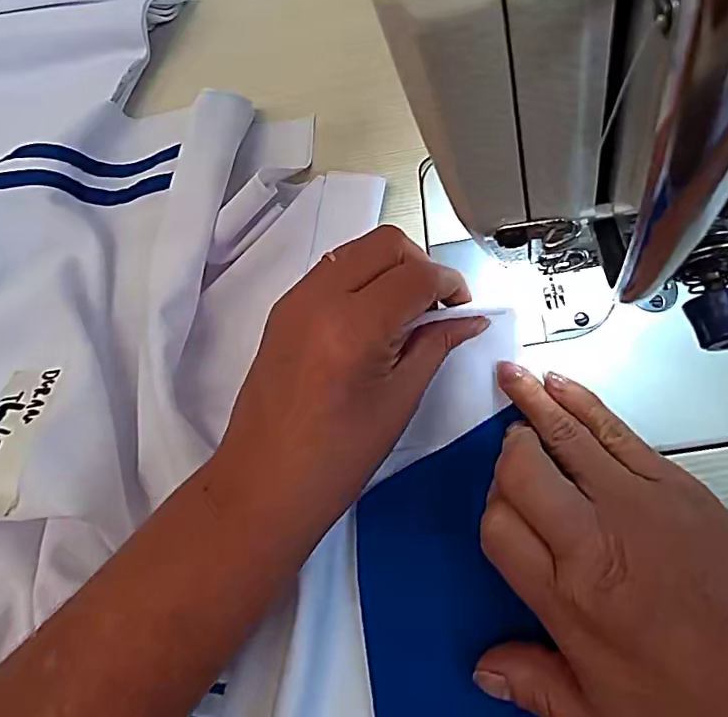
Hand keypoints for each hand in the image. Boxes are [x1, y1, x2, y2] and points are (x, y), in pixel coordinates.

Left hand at [216, 225, 487, 532]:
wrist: (263, 484)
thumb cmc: (330, 460)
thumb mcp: (400, 400)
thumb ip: (436, 346)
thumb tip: (464, 320)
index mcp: (353, 327)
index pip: (417, 274)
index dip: (450, 284)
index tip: (463, 303)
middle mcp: (320, 301)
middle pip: (387, 243)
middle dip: (422, 263)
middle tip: (438, 303)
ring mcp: (297, 300)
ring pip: (359, 249)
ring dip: (392, 265)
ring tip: (408, 310)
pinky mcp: (285, 308)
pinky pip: (334, 268)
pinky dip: (363, 276)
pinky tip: (376, 314)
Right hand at [475, 363, 727, 716]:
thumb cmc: (715, 705)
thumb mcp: (608, 714)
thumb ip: (539, 683)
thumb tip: (492, 668)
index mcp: (575, 598)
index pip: (498, 524)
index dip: (489, 512)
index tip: (499, 514)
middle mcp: (598, 539)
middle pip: (521, 467)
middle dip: (505, 453)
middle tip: (501, 448)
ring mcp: (637, 501)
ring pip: (565, 432)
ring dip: (532, 400)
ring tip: (511, 377)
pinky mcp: (673, 481)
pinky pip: (612, 427)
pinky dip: (581, 402)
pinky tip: (562, 388)